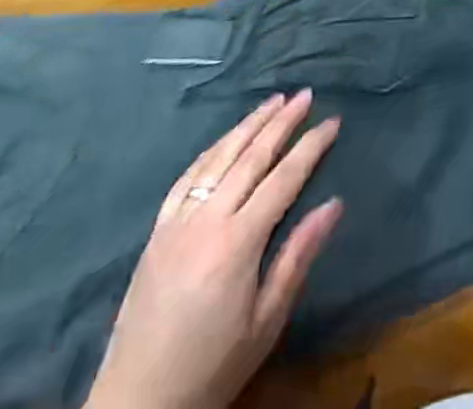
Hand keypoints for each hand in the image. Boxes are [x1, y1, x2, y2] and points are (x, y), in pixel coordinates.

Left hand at [86, 90, 342, 408]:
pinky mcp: (156, 232)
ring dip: (247, 126)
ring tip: (272, 101)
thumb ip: (298, 256)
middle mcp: (206, 221)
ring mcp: (176, 222)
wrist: (138, 401)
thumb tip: (334, 204)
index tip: (333, 121)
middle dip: (281, 122)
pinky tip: (224, 140)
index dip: (311, 146)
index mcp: (238, 242)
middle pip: (250, 157)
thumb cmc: (215, 363)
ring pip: (217, 159)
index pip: (284, 178)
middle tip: (305, 94)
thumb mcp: (267, 319)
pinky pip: (185, 179)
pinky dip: (210, 151)